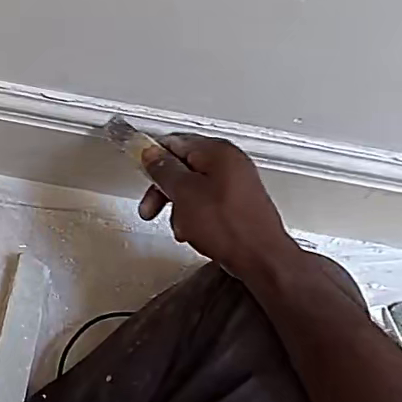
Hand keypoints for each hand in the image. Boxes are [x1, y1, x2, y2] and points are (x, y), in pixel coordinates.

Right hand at [136, 133, 304, 278]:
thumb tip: (151, 154)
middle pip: (182, 166)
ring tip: (176, 224)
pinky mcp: (238, 204)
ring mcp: (236, 183)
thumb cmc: (228, 227)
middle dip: (163, 188)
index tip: (141, 171)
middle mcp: (230, 163)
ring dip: (176, 205)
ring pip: (192, 186)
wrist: (260, 259)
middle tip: (150, 205)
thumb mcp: (183, 193)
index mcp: (218, 153)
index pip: (174, 142)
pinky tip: (190, 230)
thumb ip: (163, 169)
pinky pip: (205, 201)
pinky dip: (193, 214)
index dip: (153, 158)